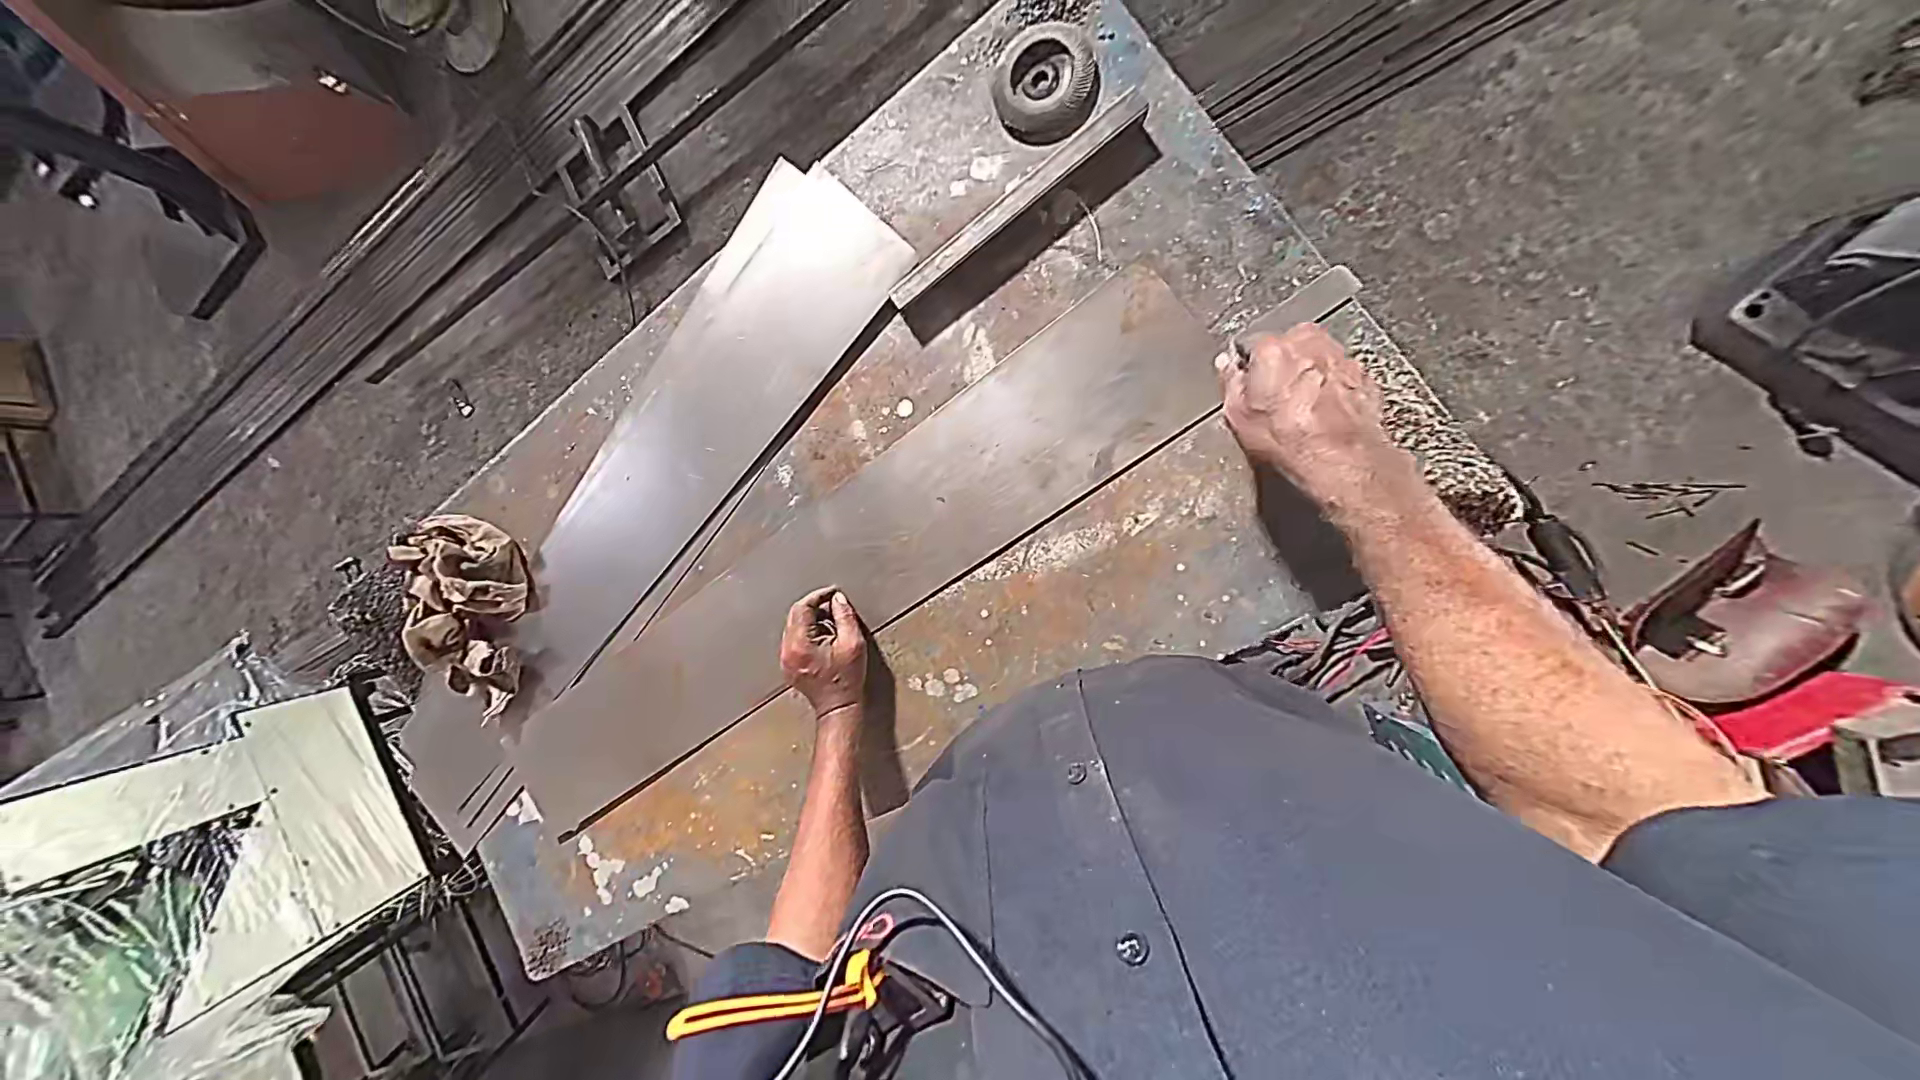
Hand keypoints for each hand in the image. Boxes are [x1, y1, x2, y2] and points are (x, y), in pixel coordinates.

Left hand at [779, 587, 867, 718]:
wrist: (838, 707)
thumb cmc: (847, 680)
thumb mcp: (853, 644)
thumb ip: (845, 616)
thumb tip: (837, 599)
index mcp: (800, 644)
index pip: (802, 608)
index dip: (818, 596)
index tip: (832, 594)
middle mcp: (788, 651)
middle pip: (795, 615)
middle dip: (815, 606)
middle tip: (834, 607)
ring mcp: (786, 659)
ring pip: (794, 626)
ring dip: (811, 620)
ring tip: (832, 625)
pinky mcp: (789, 664)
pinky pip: (794, 639)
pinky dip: (808, 632)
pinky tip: (824, 638)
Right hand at [1216, 323, 1408, 507]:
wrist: (1339, 457)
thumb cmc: (1291, 438)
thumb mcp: (1238, 415)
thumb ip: (1230, 382)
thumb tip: (1228, 369)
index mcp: (1272, 348)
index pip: (1250, 346)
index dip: (1247, 369)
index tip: (1247, 386)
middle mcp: (1308, 343)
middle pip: (1286, 348)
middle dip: (1280, 369)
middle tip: (1273, 401)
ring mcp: (1339, 357)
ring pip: (1314, 360)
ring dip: (1307, 378)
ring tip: (1298, 412)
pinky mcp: (1361, 374)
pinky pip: (1336, 376)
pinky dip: (1329, 389)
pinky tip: (1320, 414)